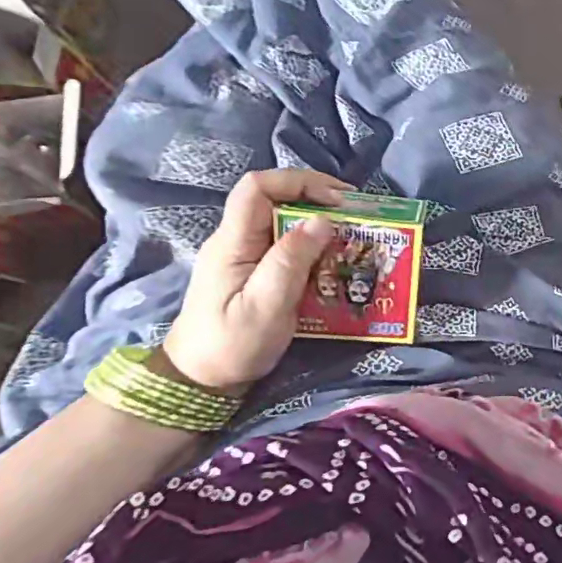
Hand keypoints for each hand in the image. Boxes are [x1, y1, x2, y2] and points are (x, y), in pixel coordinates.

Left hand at [161, 170, 351, 391]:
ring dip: (322, 228)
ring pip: (286, 226)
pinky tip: (337, 264)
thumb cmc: (232, 344)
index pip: (258, 187)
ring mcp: (247, 258)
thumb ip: (291, 261)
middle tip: (359, 218)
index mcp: (233, 241)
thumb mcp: (266, 305)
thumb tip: (323, 220)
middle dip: (320, 203)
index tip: (338, 200)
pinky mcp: (258, 275)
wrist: (201, 380)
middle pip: (277, 201)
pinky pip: (289, 250)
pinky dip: (317, 251)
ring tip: (356, 240)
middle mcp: (239, 241)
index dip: (299, 182)